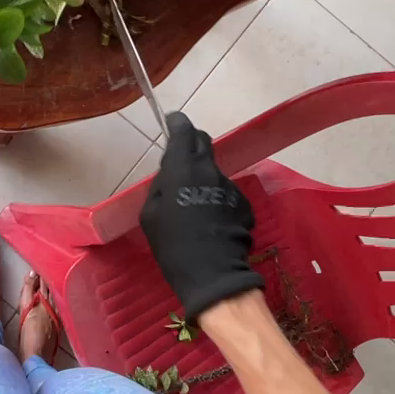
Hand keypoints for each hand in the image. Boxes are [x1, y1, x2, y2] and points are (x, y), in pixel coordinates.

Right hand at [140, 113, 262, 318]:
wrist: (211, 272)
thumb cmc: (171, 243)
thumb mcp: (150, 213)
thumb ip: (161, 186)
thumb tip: (170, 176)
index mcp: (182, 168)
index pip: (183, 131)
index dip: (177, 122)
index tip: (172, 121)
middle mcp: (208, 170)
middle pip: (203, 142)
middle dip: (191, 143)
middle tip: (181, 158)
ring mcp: (230, 186)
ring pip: (214, 172)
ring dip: (203, 179)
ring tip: (195, 205)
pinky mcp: (244, 204)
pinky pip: (226, 194)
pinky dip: (217, 200)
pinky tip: (211, 222)